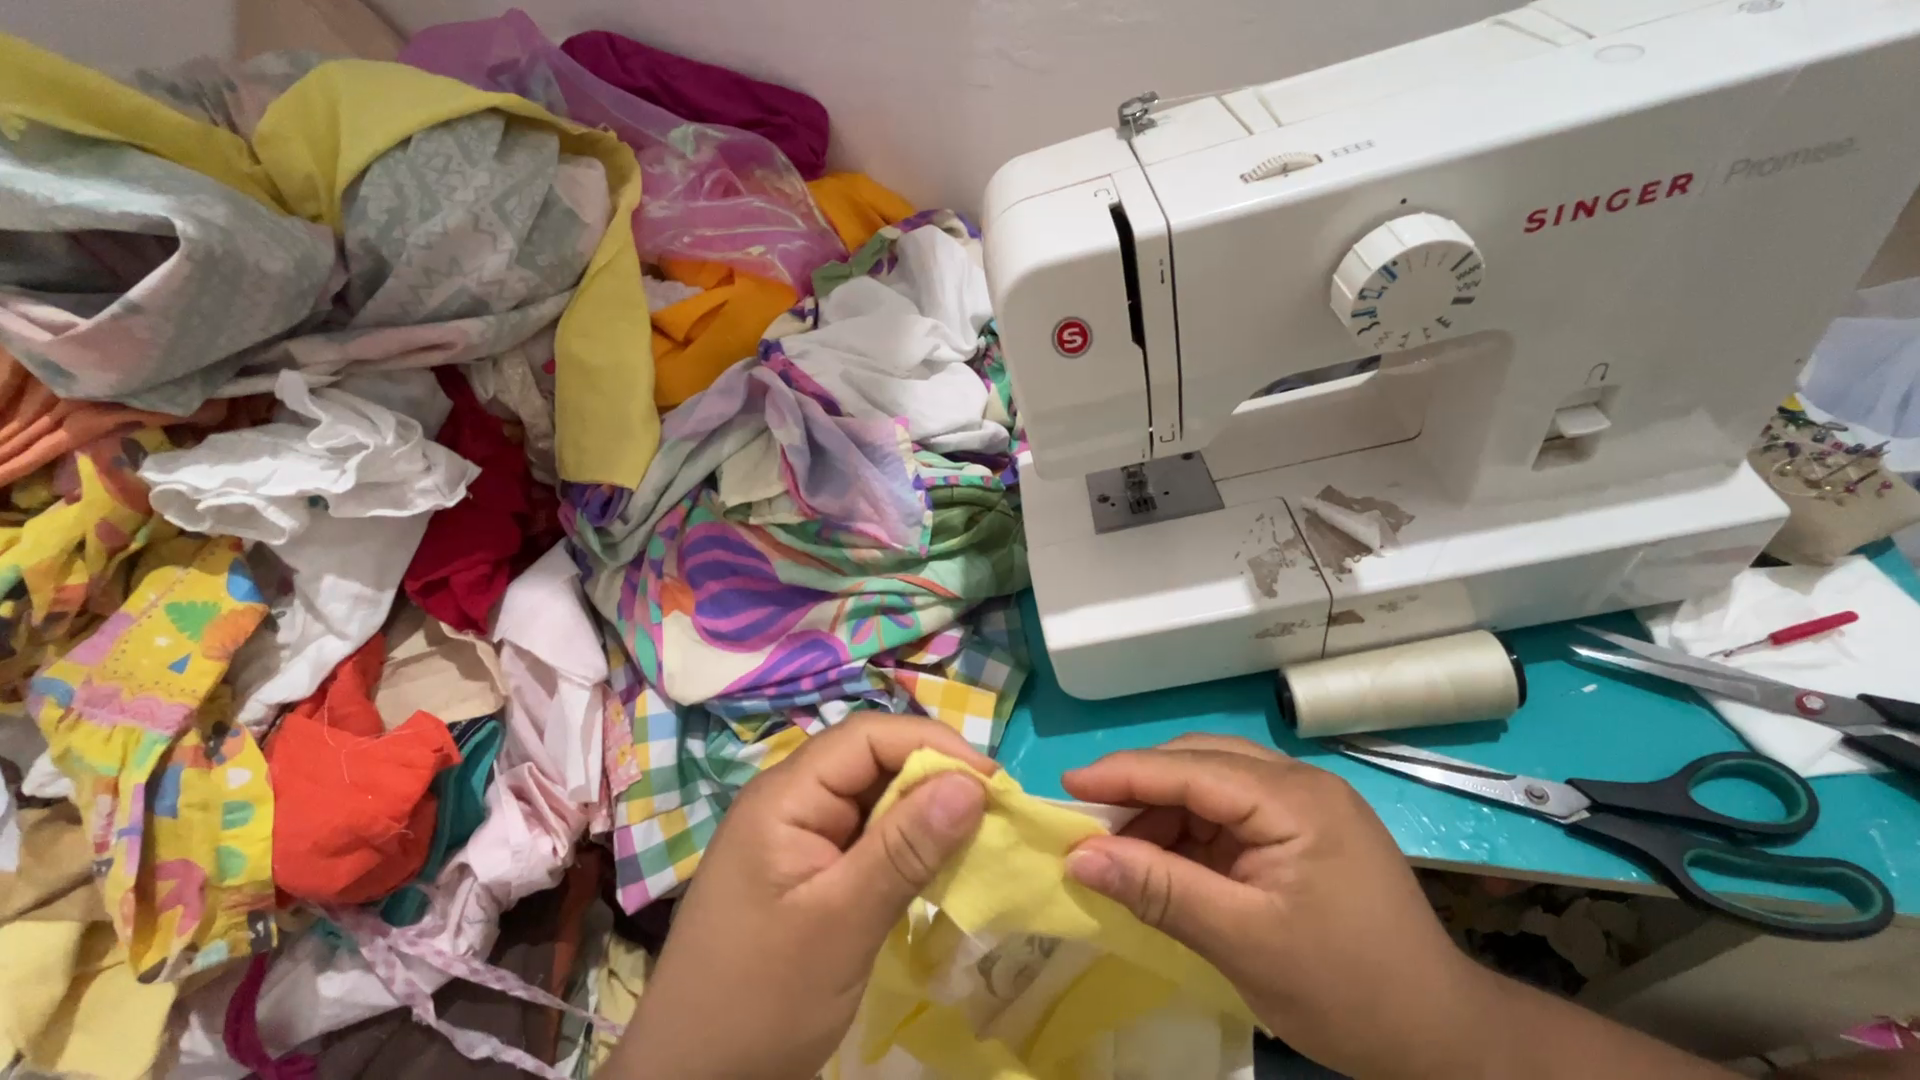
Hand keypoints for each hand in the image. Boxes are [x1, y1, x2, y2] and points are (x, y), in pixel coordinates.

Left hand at [609, 713, 992, 1079]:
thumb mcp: (841, 923)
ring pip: (874, 799)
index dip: (933, 746)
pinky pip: (866, 838)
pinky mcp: (808, 872)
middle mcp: (790, 802)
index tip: (994, 784)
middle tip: (995, 814)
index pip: (867, 737)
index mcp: (784, 796)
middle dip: (935, 777)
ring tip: (978, 838)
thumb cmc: (761, 999)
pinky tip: (939, 866)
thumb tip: (973, 785)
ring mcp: (797, 837)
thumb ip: (905, 850)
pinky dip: (906, 846)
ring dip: (925, 813)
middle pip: (872, 762)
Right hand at [1061, 735, 1485, 1078]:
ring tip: (1119, 854)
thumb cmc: (1345, 988)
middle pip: (1200, 766)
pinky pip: (1228, 819)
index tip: (1065, 789)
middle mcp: (1300, 786)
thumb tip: (1078, 856)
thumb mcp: (1242, 941)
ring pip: (1210, 789)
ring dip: (1161, 815)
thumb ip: (1159, 890)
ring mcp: (1304, 809)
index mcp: (1296, 799)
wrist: (1438, 1039)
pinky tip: (1162, 865)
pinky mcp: (1300, 836)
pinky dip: (1188, 837)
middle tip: (1087, 827)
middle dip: (1140, 791)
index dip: (1124, 774)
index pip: (1192, 769)